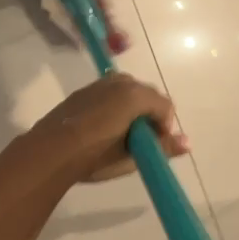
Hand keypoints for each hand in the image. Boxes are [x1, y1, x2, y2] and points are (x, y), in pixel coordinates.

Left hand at [30, 73, 188, 182]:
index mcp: (134, 94)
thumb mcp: (131, 157)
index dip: (164, 126)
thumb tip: (188, 143)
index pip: (164, 105)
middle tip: (140, 141)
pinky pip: (107, 94)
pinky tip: (102, 128)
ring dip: (130, 109)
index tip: (154, 145)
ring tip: (122, 135)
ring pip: (125, 91)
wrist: (50, 151)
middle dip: (148, 115)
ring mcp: (97, 84)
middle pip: (145, 94)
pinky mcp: (81, 92)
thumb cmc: (94, 156)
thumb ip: (163, 147)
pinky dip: (113, 107)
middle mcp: (118, 82)